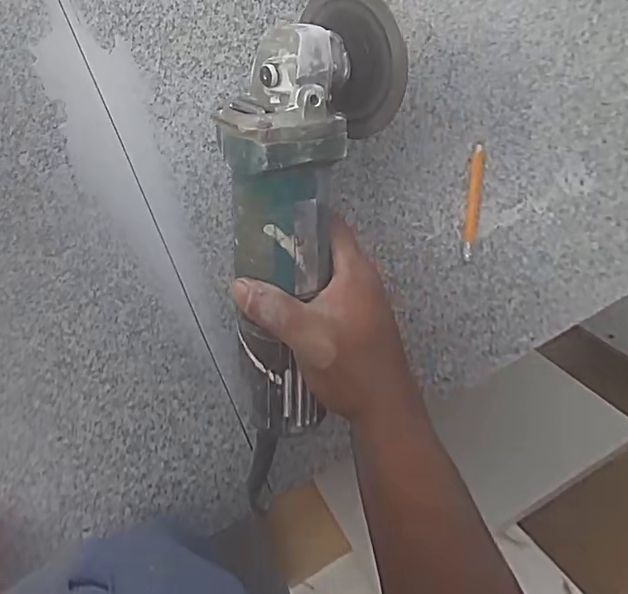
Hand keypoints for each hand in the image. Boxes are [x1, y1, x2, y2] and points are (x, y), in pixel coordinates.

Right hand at [231, 217, 423, 427]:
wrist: (386, 412)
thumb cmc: (353, 367)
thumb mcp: (307, 335)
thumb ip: (274, 309)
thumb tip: (241, 286)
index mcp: (355, 270)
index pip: (333, 225)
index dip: (306, 215)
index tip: (277, 216)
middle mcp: (363, 279)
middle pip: (327, 248)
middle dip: (296, 247)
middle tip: (265, 250)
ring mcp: (364, 301)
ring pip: (328, 274)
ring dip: (302, 274)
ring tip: (271, 278)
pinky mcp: (360, 321)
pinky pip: (332, 294)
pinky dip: (311, 293)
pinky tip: (291, 308)